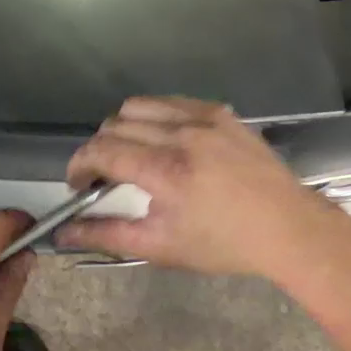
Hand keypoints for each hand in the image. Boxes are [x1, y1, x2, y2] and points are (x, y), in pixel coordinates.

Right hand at [58, 97, 350, 277]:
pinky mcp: (220, 112)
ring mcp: (203, 118)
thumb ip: (107, 236)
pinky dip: (156, 118)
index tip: (78, 185)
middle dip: (99, 150)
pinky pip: (171, 102)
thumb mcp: (162, 247)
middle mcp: (181, 135)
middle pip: (114, 125)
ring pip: (138, 106)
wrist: (288, 228)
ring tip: (133, 154)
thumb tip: (63, 233)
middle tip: (105, 178)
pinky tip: (165, 142)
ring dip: (123, 128)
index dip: (79, 166)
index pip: (101, 151)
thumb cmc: (224, 244)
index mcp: (165, 171)